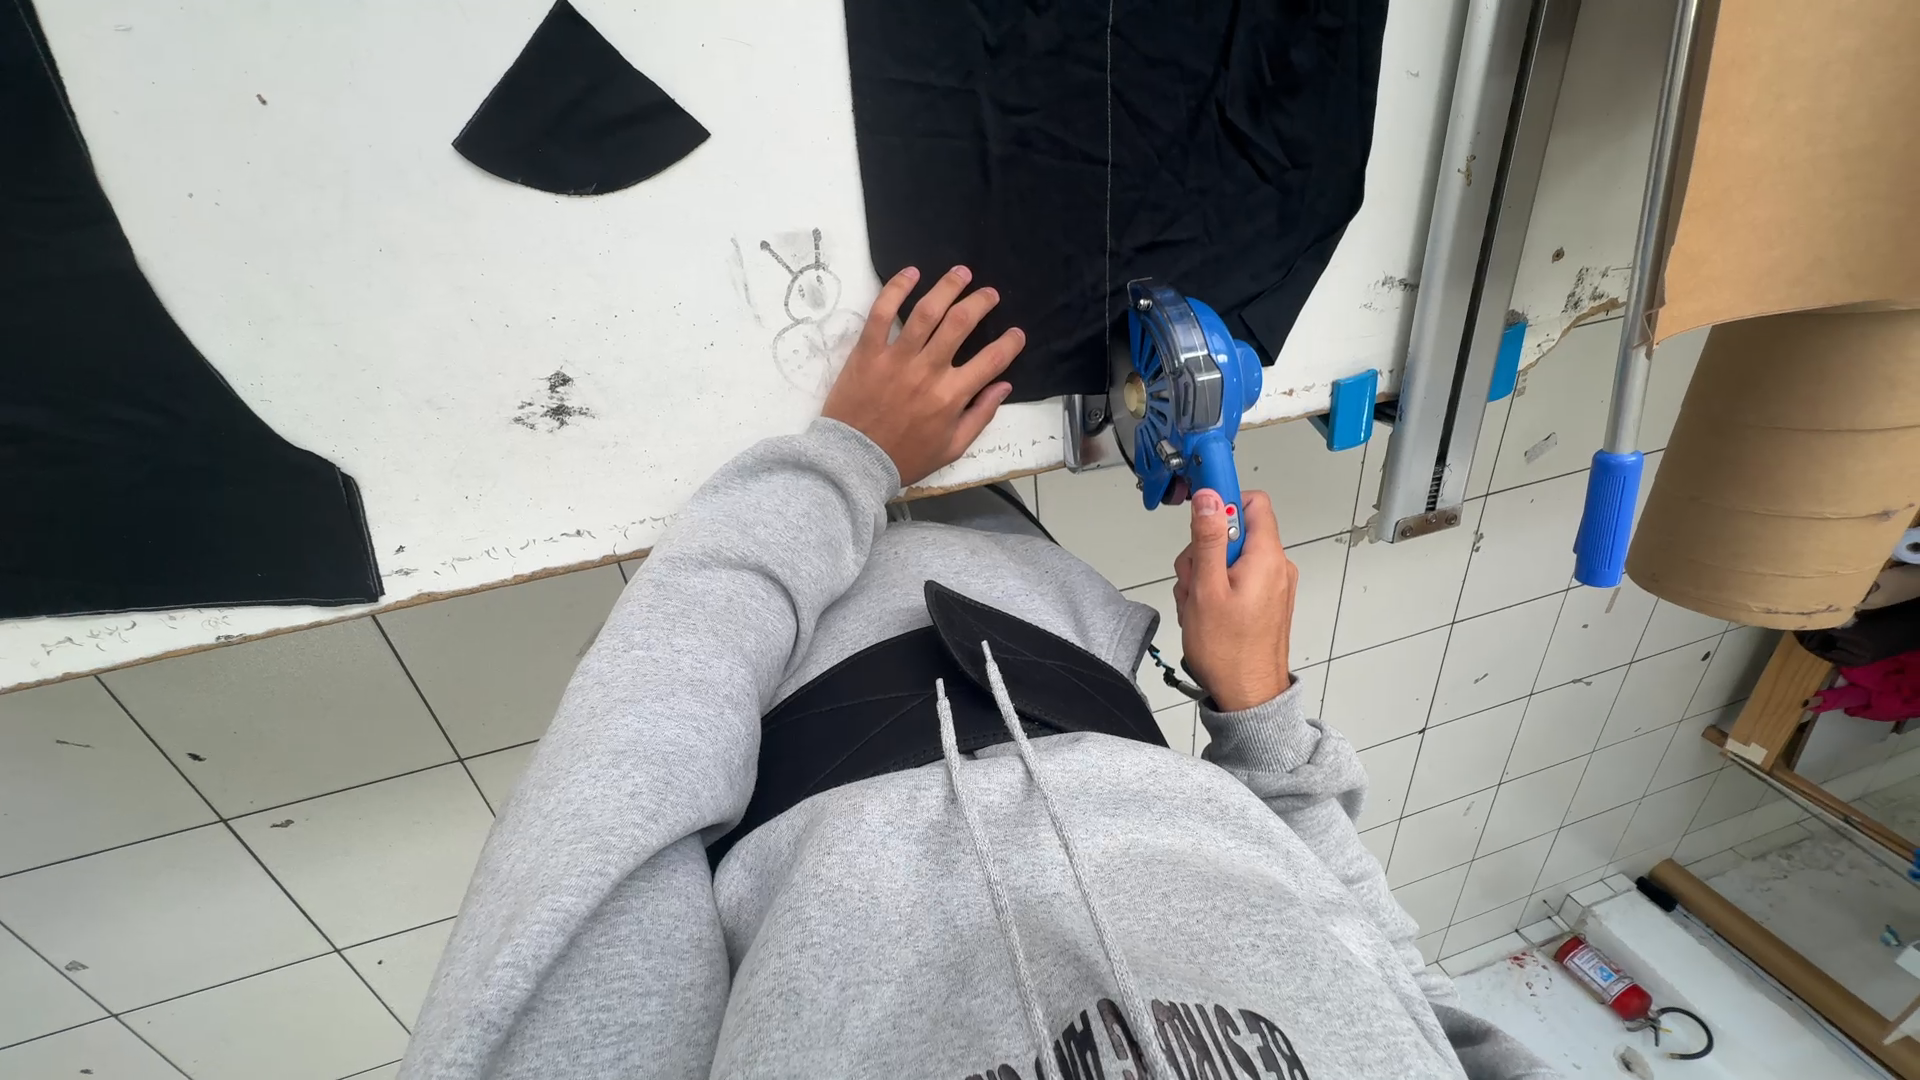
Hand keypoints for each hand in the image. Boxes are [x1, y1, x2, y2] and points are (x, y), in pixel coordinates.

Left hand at [823, 265, 1024, 485]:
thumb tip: (1004, 387)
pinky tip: (911, 273)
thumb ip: (981, 415)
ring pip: (926, 311)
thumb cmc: (905, 458)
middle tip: (990, 294)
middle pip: (961, 324)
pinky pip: (882, 313)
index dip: (1010, 344)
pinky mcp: (868, 352)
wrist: (855, 462)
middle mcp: (928, 371)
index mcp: (952, 396)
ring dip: (947, 287)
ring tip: (961, 273)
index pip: (992, 361)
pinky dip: (896, 289)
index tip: (1016, 334)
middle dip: (981, 303)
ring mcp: (897, 358)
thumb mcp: (953, 447)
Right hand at [1173, 489, 1295, 711]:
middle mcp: (1275, 565)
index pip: (1250, 501)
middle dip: (1203, 551)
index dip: (1222, 501)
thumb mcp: (1206, 588)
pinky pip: (1233, 580)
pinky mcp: (1263, 600)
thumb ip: (1207, 538)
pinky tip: (1205, 615)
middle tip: (1194, 582)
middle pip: (1232, 531)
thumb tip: (1208, 496)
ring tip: (1198, 606)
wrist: (1248, 696)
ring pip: (1226, 558)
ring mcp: (1271, 584)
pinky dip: (1214, 591)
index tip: (1197, 516)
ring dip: (1203, 576)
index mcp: (1266, 556)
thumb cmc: (1228, 650)